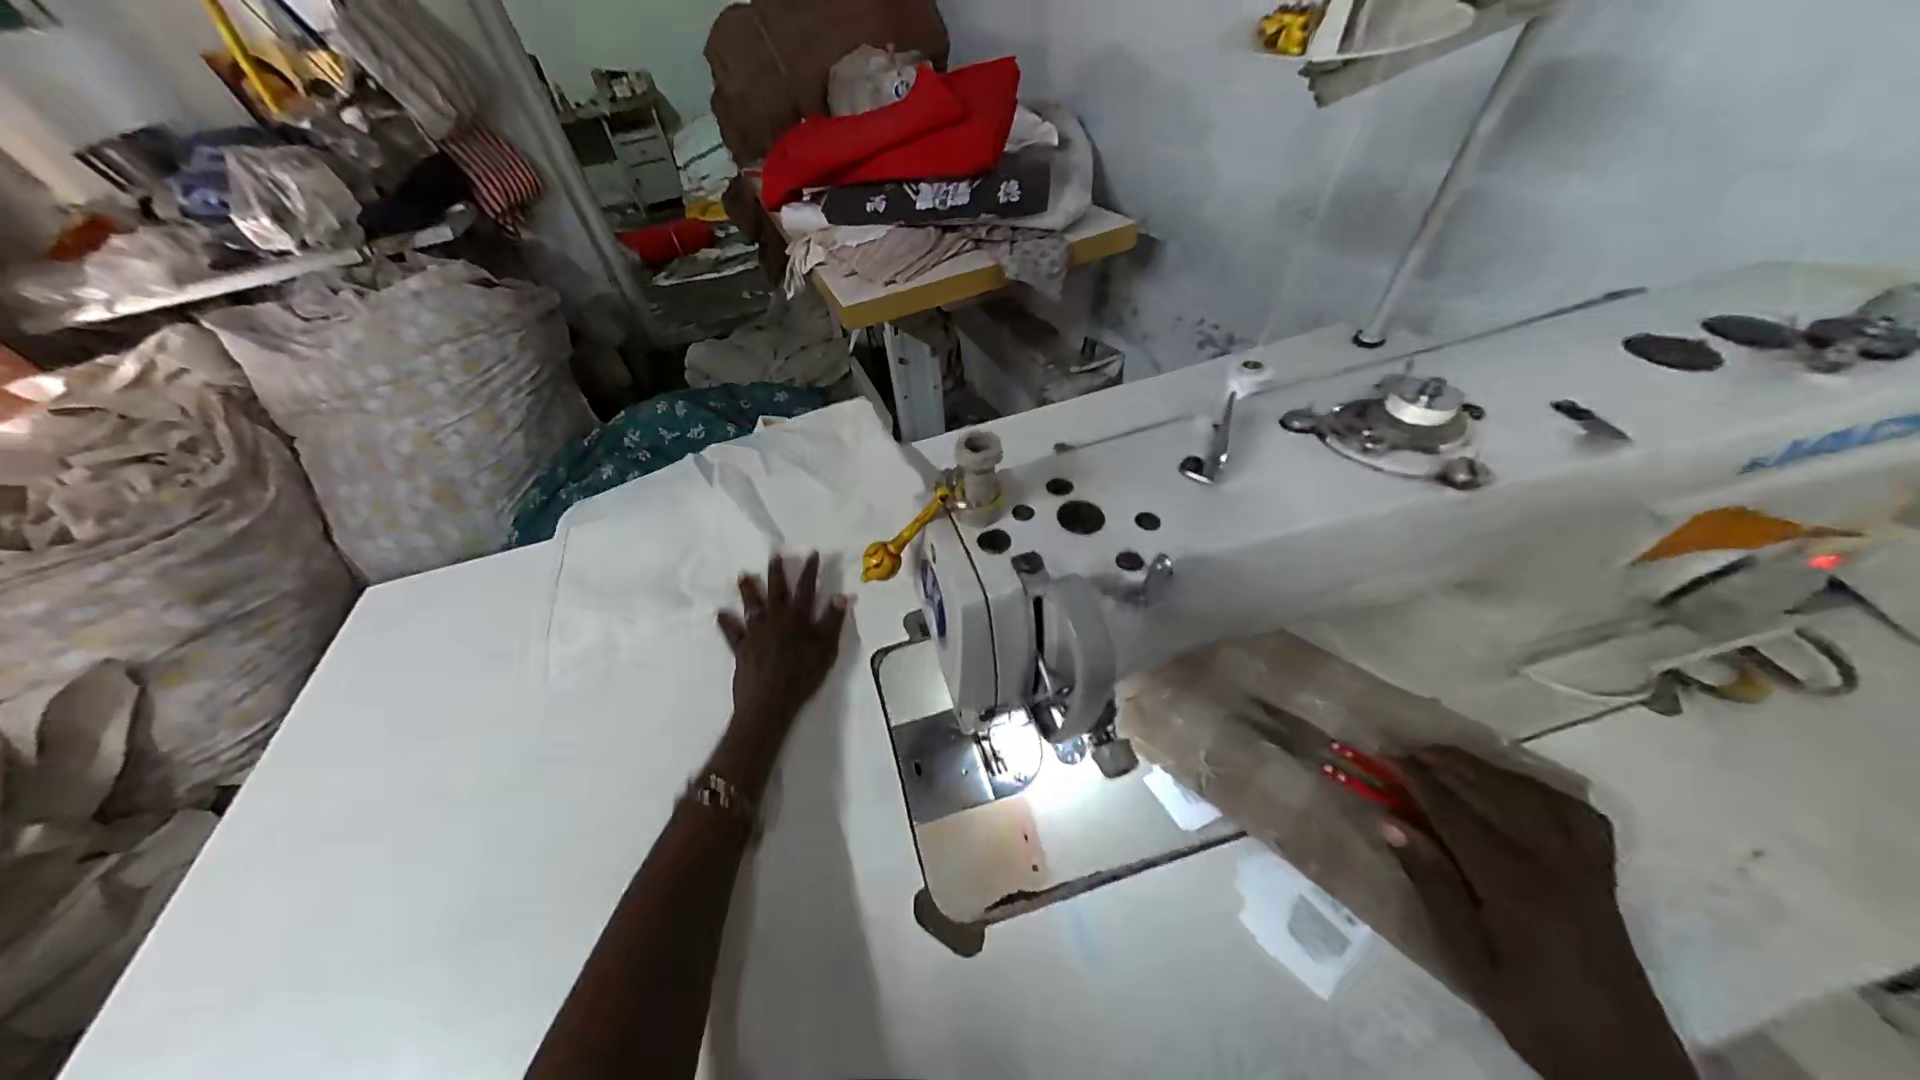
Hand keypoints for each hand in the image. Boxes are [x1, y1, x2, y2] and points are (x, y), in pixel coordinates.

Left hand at [716, 553, 848, 731]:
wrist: (771, 700)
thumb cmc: (803, 675)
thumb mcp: (827, 649)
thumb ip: (832, 621)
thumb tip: (841, 596)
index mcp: (798, 618)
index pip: (806, 589)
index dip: (810, 571)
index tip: (812, 554)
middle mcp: (776, 619)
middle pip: (776, 590)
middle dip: (776, 572)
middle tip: (774, 555)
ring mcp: (756, 632)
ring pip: (752, 605)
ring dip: (748, 589)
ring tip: (743, 575)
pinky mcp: (742, 647)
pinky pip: (733, 631)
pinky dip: (727, 622)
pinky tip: (720, 614)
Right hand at [1382, 747, 1694, 1079]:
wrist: (1621, 1061)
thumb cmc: (1530, 1009)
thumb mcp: (1467, 954)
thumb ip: (1432, 882)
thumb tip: (1389, 823)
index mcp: (1514, 883)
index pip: (1455, 811)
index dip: (1417, 779)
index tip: (1385, 757)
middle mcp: (1554, 862)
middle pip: (1498, 791)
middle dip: (1451, 764)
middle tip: (1410, 751)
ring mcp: (1586, 866)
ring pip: (1537, 795)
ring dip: (1491, 770)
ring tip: (1453, 762)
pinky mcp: (1604, 877)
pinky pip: (1578, 815)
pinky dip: (1542, 792)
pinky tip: (1519, 791)